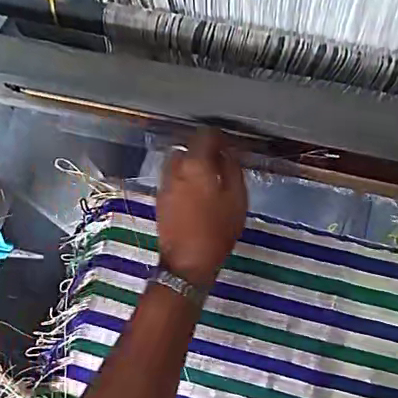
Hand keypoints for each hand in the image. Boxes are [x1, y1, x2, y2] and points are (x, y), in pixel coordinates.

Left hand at [156, 129, 247, 287]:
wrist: (187, 261)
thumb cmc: (217, 230)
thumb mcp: (237, 199)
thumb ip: (232, 169)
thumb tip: (226, 154)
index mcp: (195, 164)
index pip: (205, 135)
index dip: (220, 137)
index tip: (229, 146)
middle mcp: (175, 169)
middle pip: (189, 147)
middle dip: (204, 151)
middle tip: (220, 163)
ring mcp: (164, 184)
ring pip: (178, 163)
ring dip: (192, 165)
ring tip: (208, 179)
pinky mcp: (160, 199)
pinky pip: (173, 179)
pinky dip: (184, 179)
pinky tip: (196, 194)